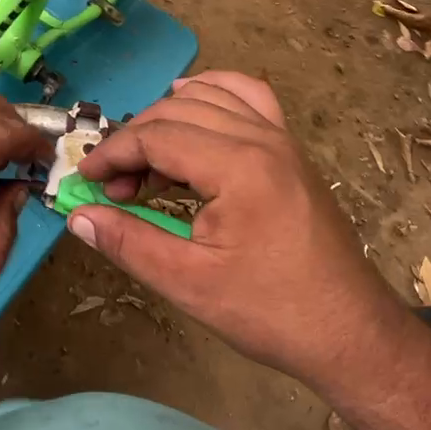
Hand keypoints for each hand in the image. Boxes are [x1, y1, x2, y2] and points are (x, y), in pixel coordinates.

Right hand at [67, 71, 405, 388]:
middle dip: (134, 140)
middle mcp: (261, 138)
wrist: (352, 335)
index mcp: (238, 167)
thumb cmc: (271, 312)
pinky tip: (191, 106)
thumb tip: (78, 216)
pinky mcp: (291, 150)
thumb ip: (129, 242)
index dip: (113, 154)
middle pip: (176, 111)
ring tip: (145, 161)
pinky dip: (212, 94)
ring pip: (209, 96)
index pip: (156, 137)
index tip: (85, 180)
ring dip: (166, 118)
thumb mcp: (190, 284)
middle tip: (114, 186)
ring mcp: (281, 139)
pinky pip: (247, 97)